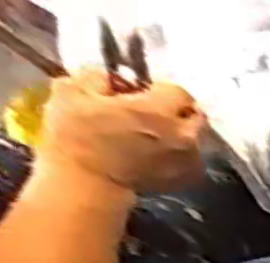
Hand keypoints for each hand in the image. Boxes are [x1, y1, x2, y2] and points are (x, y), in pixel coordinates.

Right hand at [39, 71, 205, 193]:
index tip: (146, 92)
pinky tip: (158, 153)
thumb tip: (117, 78)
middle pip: (196, 116)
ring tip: (153, 134)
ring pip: (197, 138)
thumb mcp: (72, 89)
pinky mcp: (194, 176)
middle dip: (177, 110)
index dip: (163, 90)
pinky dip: (181, 152)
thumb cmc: (77, 131)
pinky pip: (195, 157)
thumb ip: (99, 78)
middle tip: (153, 112)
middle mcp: (185, 136)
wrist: (92, 176)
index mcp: (158, 111)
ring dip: (180, 133)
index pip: (181, 93)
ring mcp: (194, 159)